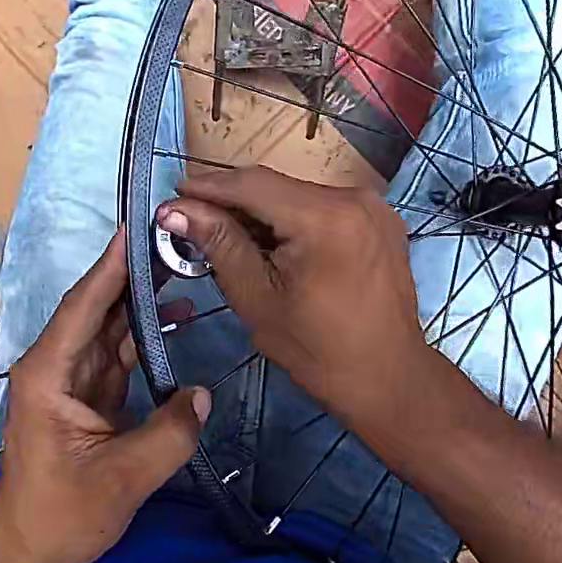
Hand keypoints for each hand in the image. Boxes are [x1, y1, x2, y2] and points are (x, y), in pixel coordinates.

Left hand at [0, 229, 210, 562]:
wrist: (29, 550)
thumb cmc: (62, 514)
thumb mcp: (121, 480)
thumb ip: (168, 434)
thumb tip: (203, 395)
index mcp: (48, 373)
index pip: (81, 309)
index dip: (107, 270)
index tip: (131, 231)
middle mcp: (56, 364)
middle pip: (96, 309)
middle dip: (130, 276)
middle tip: (169, 241)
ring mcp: (71, 377)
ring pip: (107, 326)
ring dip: (140, 301)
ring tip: (181, 270)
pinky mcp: (87, 392)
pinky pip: (116, 351)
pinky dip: (142, 335)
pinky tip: (174, 320)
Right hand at [155, 166, 426, 430]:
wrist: (388, 379)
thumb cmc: (315, 348)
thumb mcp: (254, 296)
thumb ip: (217, 243)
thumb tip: (175, 211)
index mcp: (325, 218)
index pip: (251, 184)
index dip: (207, 186)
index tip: (173, 195)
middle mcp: (354, 198)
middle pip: (273, 186)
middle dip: (229, 200)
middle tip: (190, 218)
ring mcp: (371, 206)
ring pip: (293, 193)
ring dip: (256, 209)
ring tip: (224, 233)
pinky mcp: (377, 218)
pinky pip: (317, 205)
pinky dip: (286, 216)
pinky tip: (267, 241)